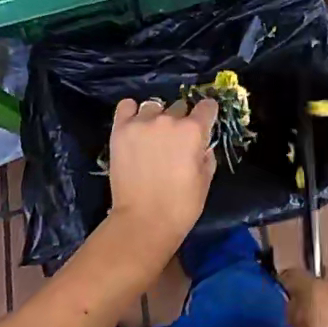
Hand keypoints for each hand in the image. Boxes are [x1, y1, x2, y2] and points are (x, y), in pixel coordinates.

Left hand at [107, 97, 216, 247]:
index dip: (207, 113)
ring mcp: (141, 123)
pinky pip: (126, 106)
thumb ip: (205, 155)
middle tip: (174, 140)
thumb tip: (201, 145)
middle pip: (179, 107)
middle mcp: (168, 120)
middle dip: (181, 120)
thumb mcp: (205, 180)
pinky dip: (131, 112)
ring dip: (156, 117)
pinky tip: (134, 124)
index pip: (206, 107)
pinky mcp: (120, 129)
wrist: (144, 219)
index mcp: (193, 131)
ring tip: (151, 135)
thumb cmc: (181, 206)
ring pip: (153, 106)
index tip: (204, 120)